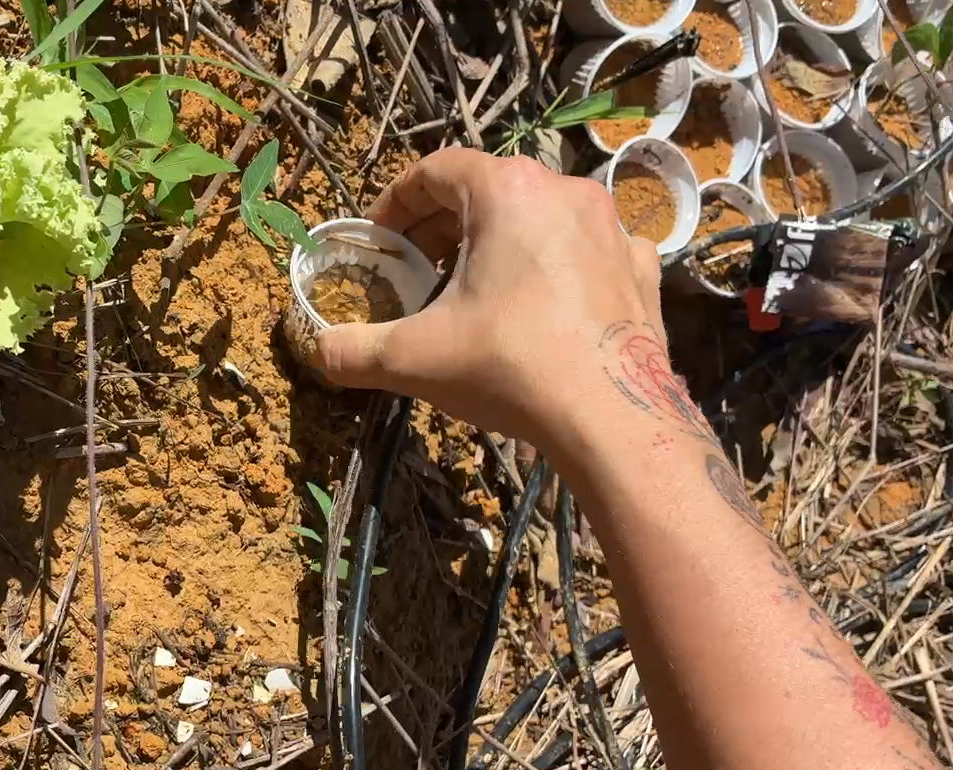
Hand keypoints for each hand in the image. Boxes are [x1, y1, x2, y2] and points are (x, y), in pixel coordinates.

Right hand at [309, 148, 677, 456]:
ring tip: (468, 291)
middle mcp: (565, 191)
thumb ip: (350, 351)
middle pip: (485, 190)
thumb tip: (315, 351)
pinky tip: (532, 308)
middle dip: (438, 227)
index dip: (394, 202)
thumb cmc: (505, 367)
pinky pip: (579, 251)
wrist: (610, 416)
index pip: (436, 170)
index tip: (377, 239)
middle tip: (411, 269)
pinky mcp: (638, 266)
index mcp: (507, 193)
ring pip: (534, 218)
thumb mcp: (409, 359)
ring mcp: (611, 227)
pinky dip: (545, 268)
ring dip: (491, 244)